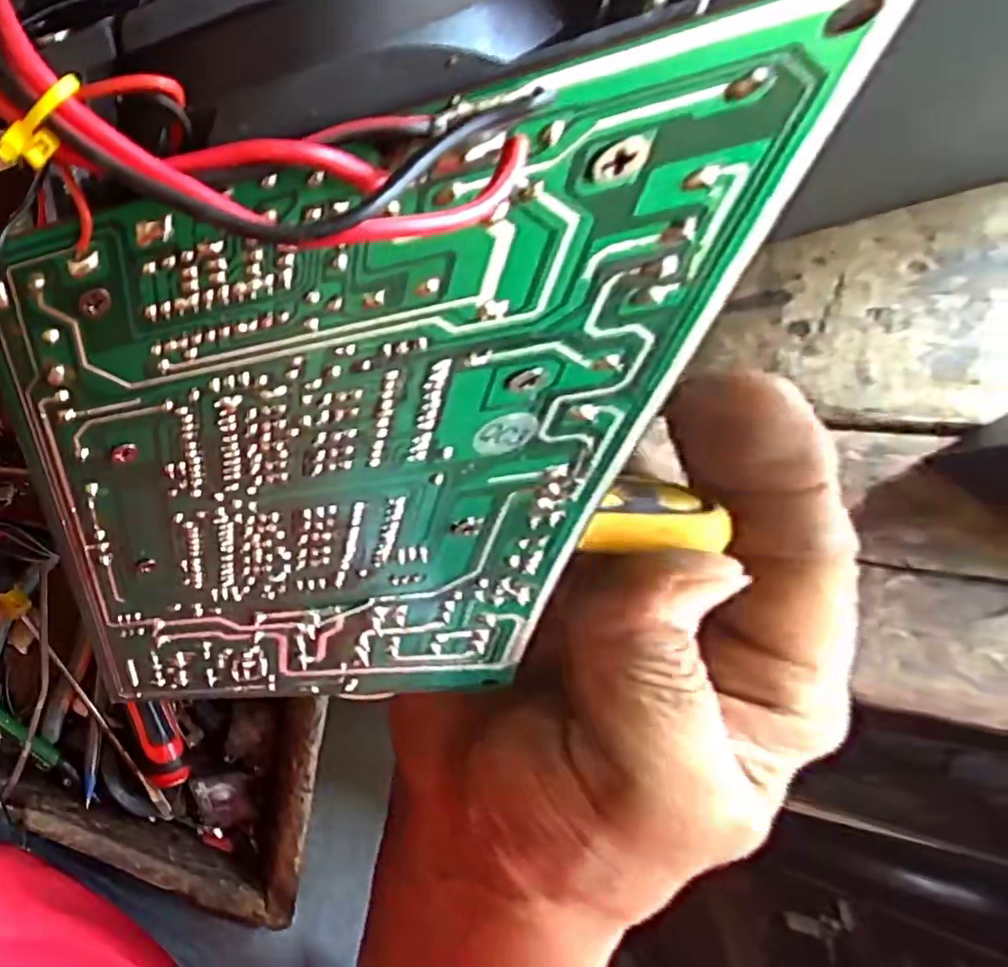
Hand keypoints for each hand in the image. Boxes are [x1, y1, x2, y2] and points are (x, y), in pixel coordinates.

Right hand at [369, 372, 858, 959]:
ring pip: (555, 519)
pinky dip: (462, 512)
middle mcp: (653, 605)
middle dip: (621, 456)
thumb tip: (683, 569)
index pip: (785, 549)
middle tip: (573, 399)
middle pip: (651, 512)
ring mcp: (562, 593)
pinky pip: (481, 542)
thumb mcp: (665, 786)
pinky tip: (441, 481)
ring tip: (494, 428)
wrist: (471, 833)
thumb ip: (669, 686)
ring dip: (528, 477)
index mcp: (743, 655)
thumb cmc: (588, 831)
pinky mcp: (488, 591)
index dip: (768, 464)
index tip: (728, 393)